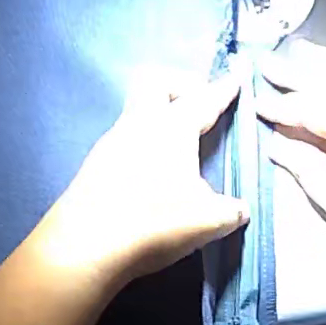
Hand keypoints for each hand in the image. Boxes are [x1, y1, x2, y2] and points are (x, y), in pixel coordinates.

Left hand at [29, 71, 247, 292]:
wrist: (86, 248)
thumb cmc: (154, 223)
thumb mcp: (208, 221)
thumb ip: (230, 212)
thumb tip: (240, 210)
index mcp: (171, 127)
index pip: (203, 99)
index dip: (223, 89)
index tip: (236, 77)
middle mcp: (138, 125)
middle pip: (155, 82)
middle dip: (180, 86)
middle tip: (198, 109)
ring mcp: (111, 144)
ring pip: (136, 114)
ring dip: (159, 122)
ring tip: (178, 151)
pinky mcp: (94, 168)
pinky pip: (125, 142)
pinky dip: (144, 148)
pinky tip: (153, 177)